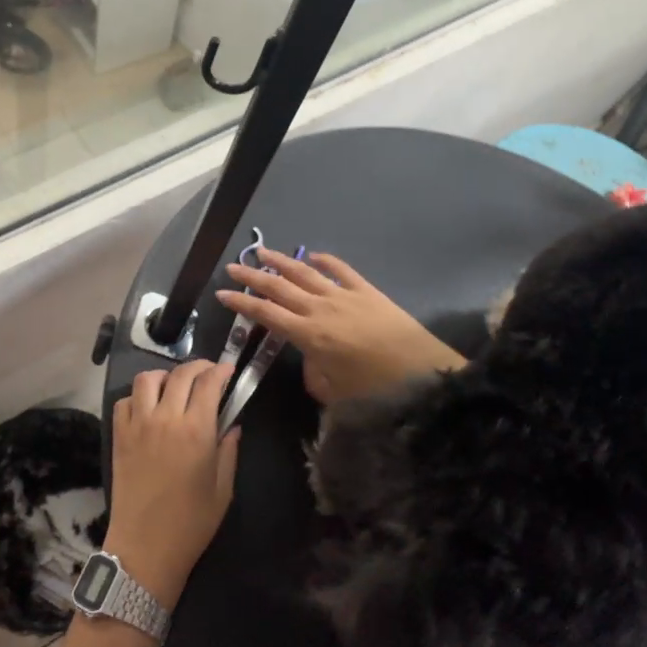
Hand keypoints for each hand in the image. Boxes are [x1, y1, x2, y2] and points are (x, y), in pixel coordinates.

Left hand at [103, 361, 240, 610]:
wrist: (145, 548)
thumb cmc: (191, 524)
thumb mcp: (222, 490)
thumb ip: (228, 452)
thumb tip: (232, 424)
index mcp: (196, 431)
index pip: (208, 383)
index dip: (220, 371)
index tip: (228, 369)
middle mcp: (166, 419)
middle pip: (180, 374)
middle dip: (198, 366)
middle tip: (207, 372)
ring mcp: (138, 425)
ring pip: (147, 379)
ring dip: (165, 376)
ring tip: (174, 386)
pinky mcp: (118, 435)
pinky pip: (124, 401)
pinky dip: (137, 397)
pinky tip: (148, 408)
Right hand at [217, 250, 465, 403]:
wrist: (425, 375)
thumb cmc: (377, 392)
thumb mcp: (336, 395)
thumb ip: (316, 377)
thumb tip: (311, 364)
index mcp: (309, 336)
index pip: (266, 314)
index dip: (242, 303)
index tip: (221, 294)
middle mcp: (321, 310)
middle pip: (279, 287)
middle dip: (252, 276)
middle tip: (232, 267)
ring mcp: (345, 296)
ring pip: (305, 273)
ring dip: (281, 262)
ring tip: (262, 251)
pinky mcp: (368, 292)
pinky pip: (341, 270)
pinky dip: (325, 260)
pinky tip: (312, 254)